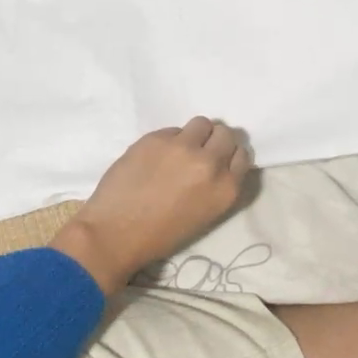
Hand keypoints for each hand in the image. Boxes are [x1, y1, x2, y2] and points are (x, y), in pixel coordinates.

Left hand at [51, 117, 252, 294]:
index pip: (242, 155)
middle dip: (215, 141)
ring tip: (179, 149)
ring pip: (202, 123)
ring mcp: (182, 147)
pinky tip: (155, 157)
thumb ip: (217, 185)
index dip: (229, 156)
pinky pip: (173, 129)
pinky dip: (169, 140)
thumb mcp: (205, 215)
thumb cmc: (161, 235)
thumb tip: (217, 161)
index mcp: (226, 189)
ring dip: (195, 134)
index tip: (218, 160)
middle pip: (226, 134)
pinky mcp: (156, 138)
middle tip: (199, 152)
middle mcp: (210, 163)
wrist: (115, 233)